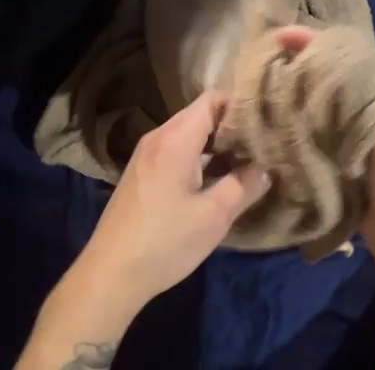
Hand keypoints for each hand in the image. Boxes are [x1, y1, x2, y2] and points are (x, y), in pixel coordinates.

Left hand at [73, 90, 271, 307]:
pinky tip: (215, 178)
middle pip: (199, 115)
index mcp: (175, 139)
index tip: (263, 120)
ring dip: (214, 143)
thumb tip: (265, 169)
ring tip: (245, 159)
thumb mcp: (213, 217)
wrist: (109, 275)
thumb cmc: (164, 242)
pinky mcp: (141, 173)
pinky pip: (175, 150)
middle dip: (230, 125)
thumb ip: (243, 187)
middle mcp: (158, 137)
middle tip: (260, 142)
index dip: (239, 105)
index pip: (211, 100)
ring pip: (187, 134)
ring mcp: (146, 155)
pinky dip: (197, 156)